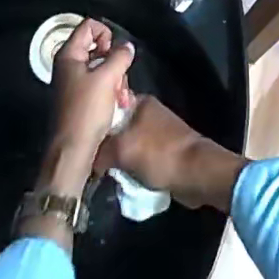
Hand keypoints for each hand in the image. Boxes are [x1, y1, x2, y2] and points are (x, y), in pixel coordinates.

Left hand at [49, 18, 133, 157]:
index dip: (106, 33)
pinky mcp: (79, 98)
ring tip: (122, 96)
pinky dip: (110, 90)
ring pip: (101, 67)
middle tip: (121, 77)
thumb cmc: (86, 111)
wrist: (72, 151)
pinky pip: (98, 84)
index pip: (88, 26)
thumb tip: (127, 46)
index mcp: (69, 54)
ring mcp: (73, 82)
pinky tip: (118, 103)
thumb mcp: (107, 79)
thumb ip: (120, 57)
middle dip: (114, 60)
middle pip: (96, 47)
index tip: (116, 51)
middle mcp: (68, 65)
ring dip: (116, 78)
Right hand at [93, 96, 245, 211]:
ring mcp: (157, 131)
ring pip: (128, 143)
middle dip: (106, 142)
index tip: (81, 137)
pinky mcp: (163, 150)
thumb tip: (89, 158)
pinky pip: (139, 156)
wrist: (197, 173)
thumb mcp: (122, 150)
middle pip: (117, 126)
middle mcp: (148, 112)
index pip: (108, 105)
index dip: (94, 120)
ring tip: (104, 170)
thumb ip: (101, 150)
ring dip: (119, 157)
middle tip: (91, 158)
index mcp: (140, 101)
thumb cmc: (159, 154)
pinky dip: (132, 166)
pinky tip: (122, 177)